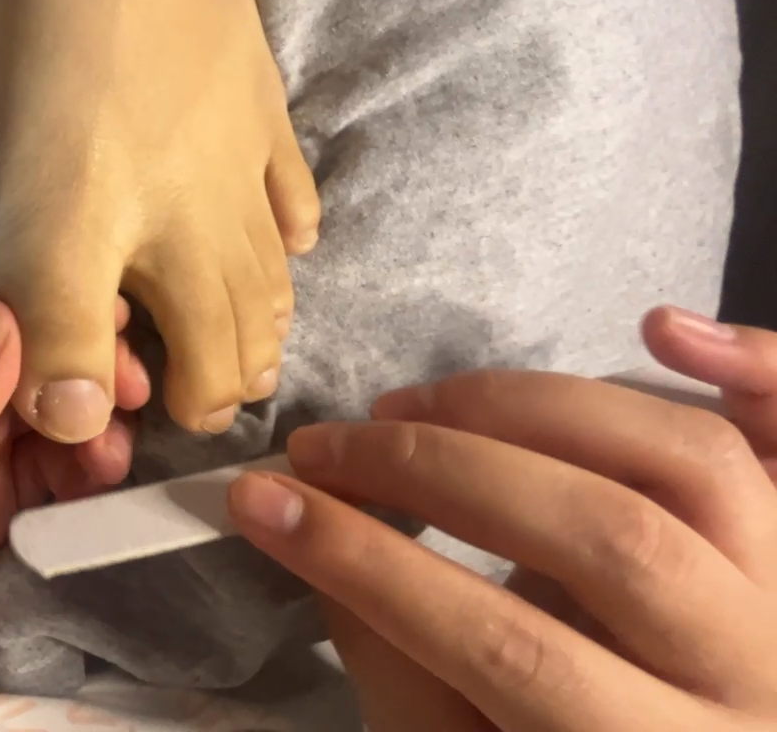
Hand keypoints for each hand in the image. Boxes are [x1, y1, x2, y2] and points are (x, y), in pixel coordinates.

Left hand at [0, 0, 318, 440]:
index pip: (214, 371)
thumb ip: (62, 332)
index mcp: (196, 264)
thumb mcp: (46, 230)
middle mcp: (240, 217)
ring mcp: (251, 149)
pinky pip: (286, 177)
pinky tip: (285, 228)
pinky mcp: (245, 91)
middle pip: (252, 320)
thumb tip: (74, 424)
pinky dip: (284, 218)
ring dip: (254, 304)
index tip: (157, 413)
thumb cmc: (73, 96)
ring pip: (272, 257)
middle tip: (195, 383)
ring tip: (234, 330)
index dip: (188, 405)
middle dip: (226, 365)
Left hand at [0, 293, 148, 731]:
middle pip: (18, 360)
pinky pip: (47, 473)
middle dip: (76, 363)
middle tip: (133, 384)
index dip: (39, 306)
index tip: (109, 312)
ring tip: (118, 445)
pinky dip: (81, 470)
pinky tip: (104, 479)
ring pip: (41, 414)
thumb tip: (0, 311)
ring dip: (87, 419)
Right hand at [226, 306, 776, 730]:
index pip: (507, 644)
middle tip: (323, 448)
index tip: (257, 496)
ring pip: (689, 460)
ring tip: (415, 407)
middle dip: (425, 467)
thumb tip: (306, 522)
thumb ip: (385, 653)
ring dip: (523, 406)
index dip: (362, 557)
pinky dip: (755, 370)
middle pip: (606, 533)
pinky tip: (658, 331)